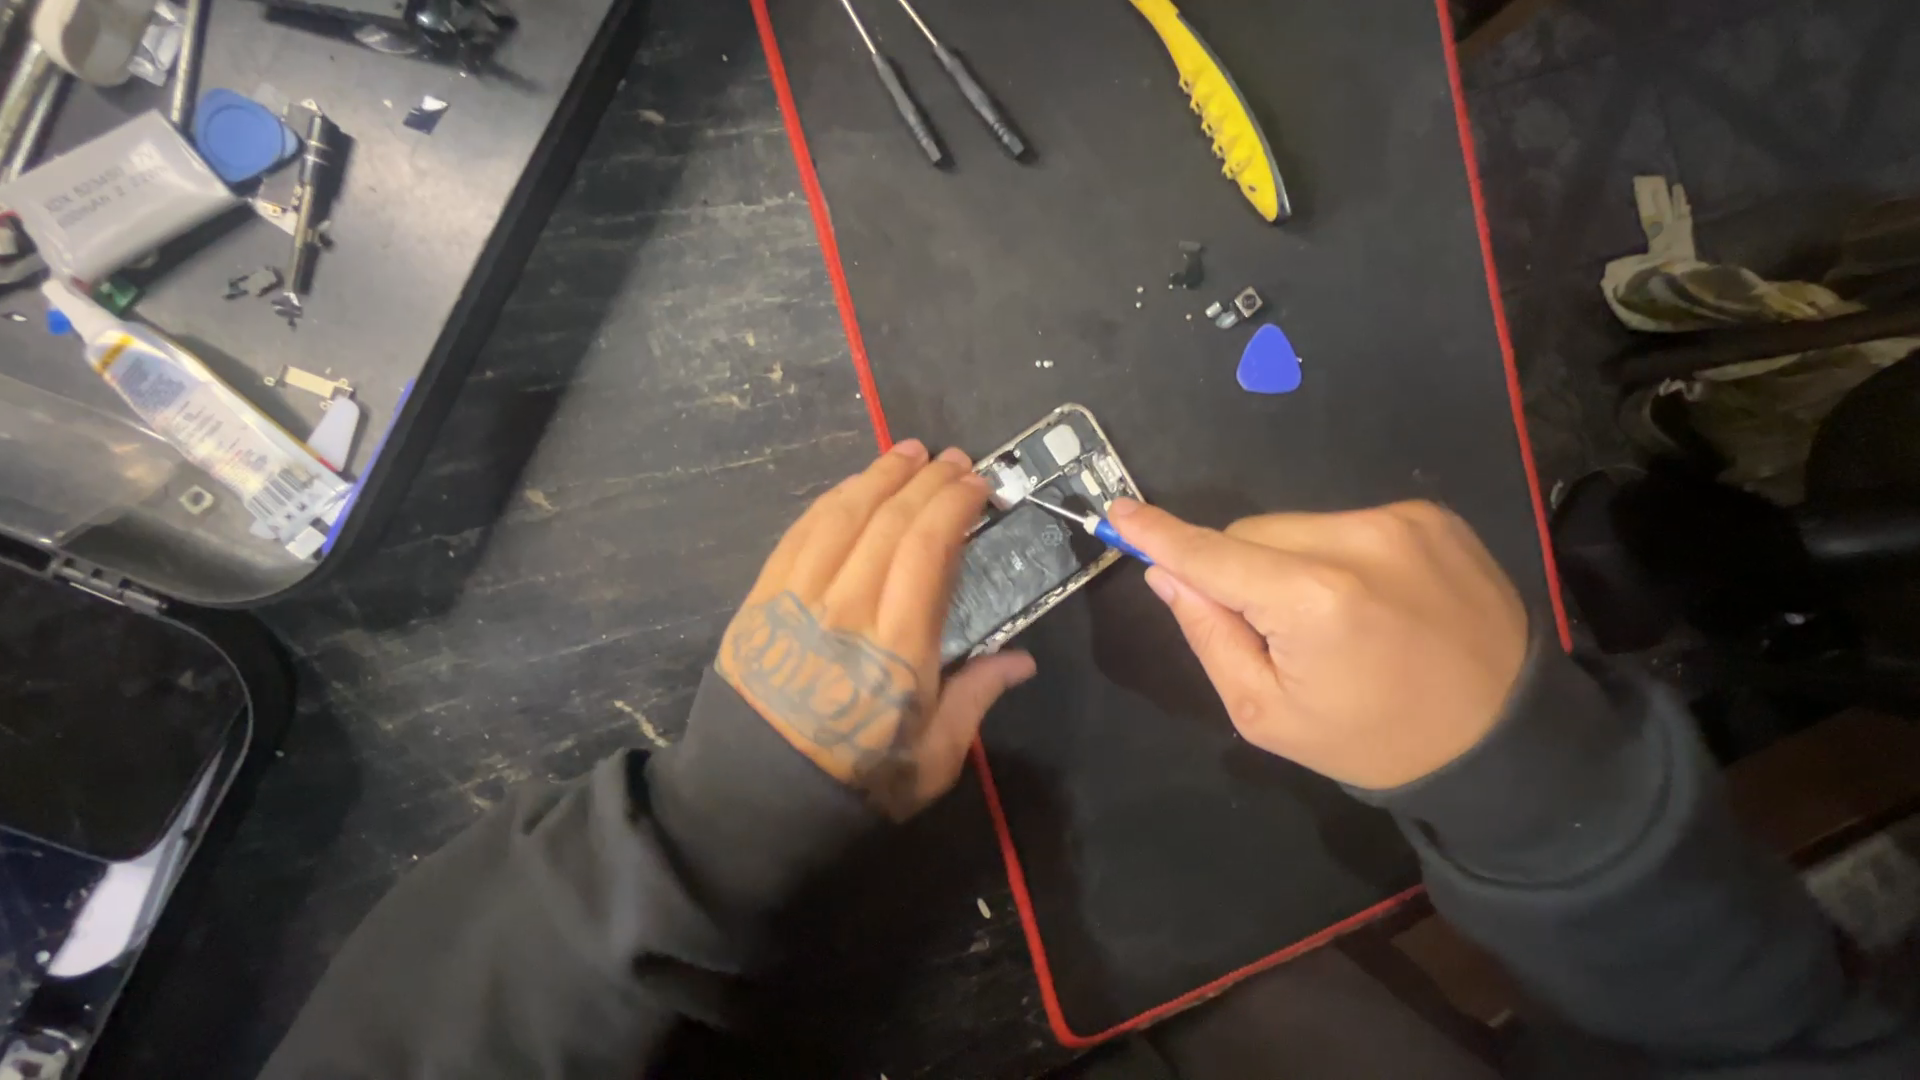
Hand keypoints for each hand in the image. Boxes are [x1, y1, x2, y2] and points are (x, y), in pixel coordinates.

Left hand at [715, 440, 1036, 818]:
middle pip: (889, 520)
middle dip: (927, 480)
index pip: (928, 549)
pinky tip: (852, 487)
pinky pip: (799, 533)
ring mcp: (797, 598)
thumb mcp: (933, 757)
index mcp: (898, 648)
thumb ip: (977, 698)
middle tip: (955, 460)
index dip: (954, 505)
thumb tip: (1023, 659)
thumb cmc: (857, 782)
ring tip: (908, 453)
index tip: (978, 485)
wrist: (754, 799)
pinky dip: (831, 501)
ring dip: (879, 476)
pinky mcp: (762, 599)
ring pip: (842, 514)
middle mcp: (847, 608)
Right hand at [1109, 498, 1528, 789]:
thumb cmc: (1371, 738)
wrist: (1506, 741)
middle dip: (1234, 570)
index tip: (1117, 512)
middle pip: (1248, 535)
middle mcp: (1357, 540)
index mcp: (1313, 600)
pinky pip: (1341, 523)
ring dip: (1282, 560)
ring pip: (1292, 526)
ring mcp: (1401, 520)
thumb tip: (1168, 575)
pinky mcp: (1431, 516)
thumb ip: (1208, 635)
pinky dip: (1329, 554)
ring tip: (1325, 617)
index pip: (1211, 555)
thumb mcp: (1266, 712)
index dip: (1159, 536)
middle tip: (1262, 625)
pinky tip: (1363, 598)